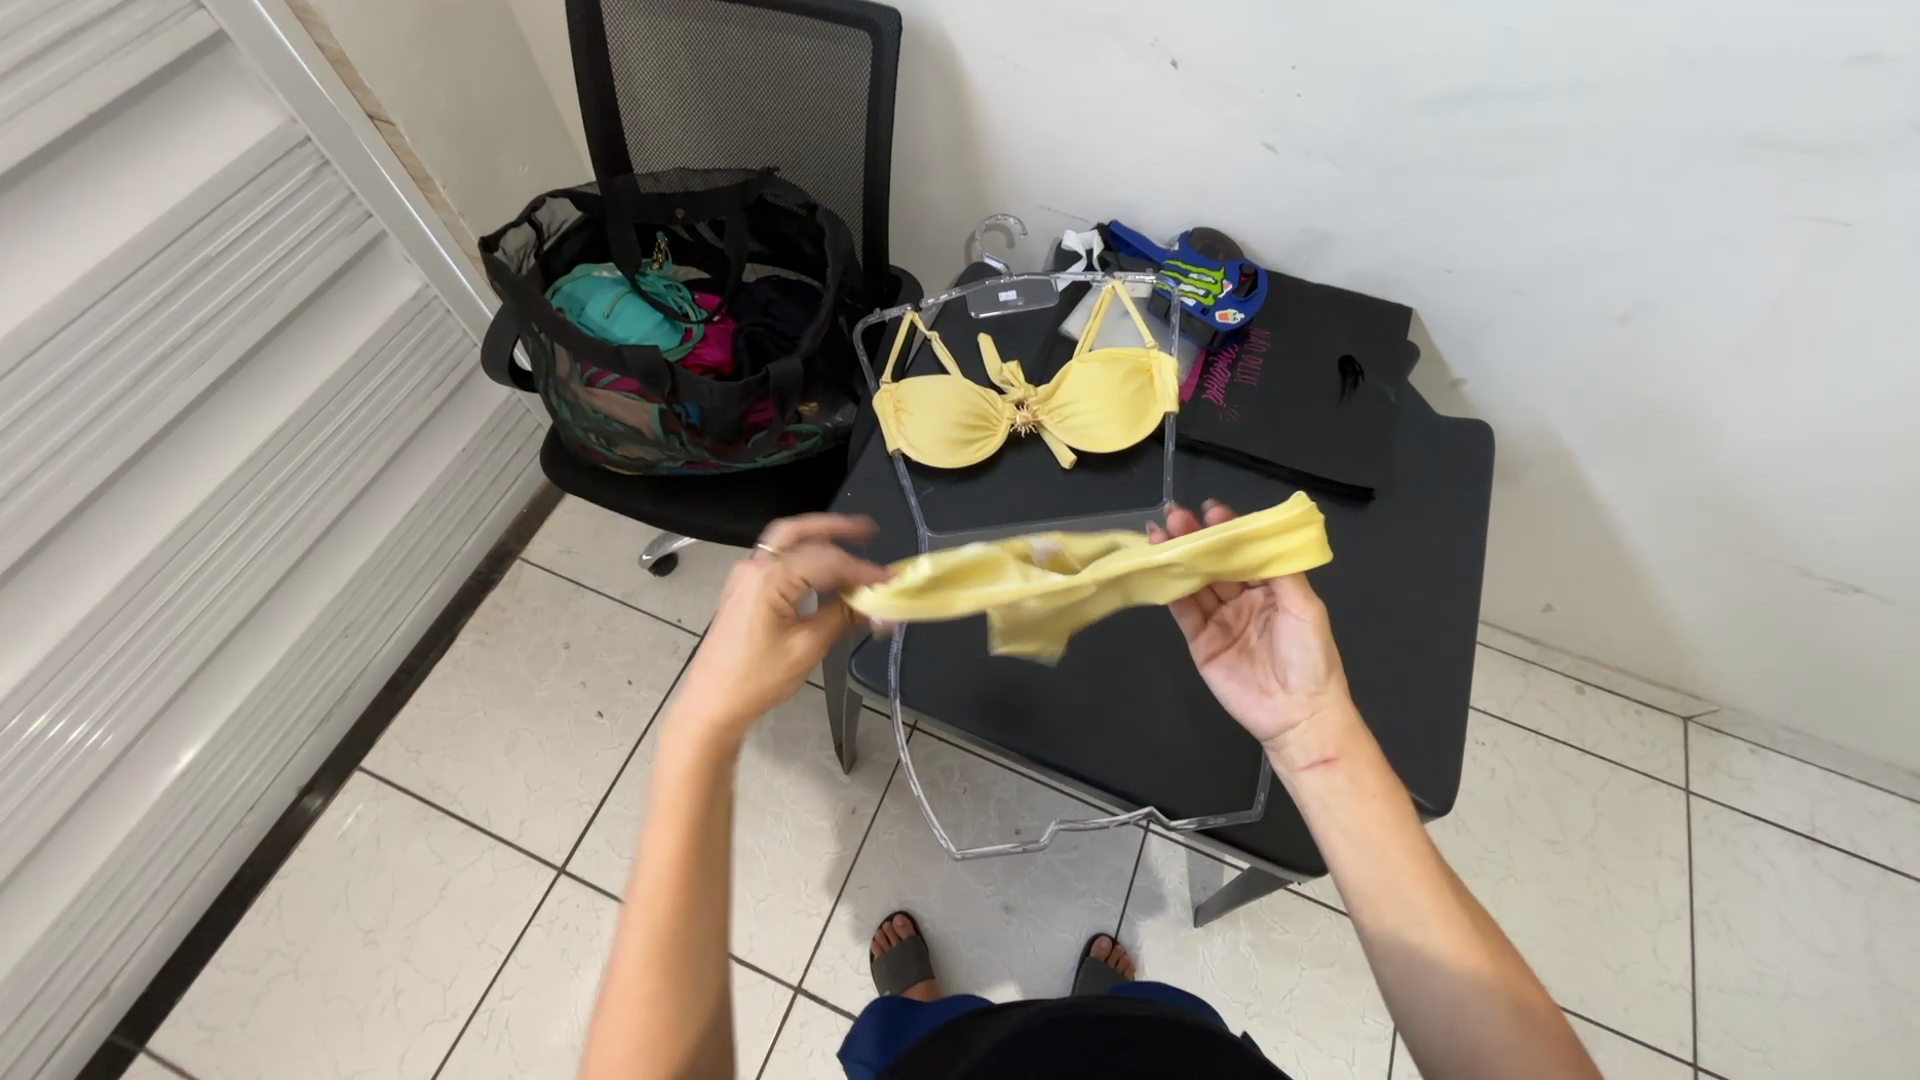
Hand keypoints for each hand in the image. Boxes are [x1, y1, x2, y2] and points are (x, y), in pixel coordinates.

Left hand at [670, 514, 890, 745]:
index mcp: (768, 578)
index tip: (890, 579)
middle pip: (799, 532)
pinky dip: (804, 555)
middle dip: (835, 528)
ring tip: (851, 543)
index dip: (862, 569)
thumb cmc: (756, 679)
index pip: (826, 561)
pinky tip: (823, 568)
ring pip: (786, 542)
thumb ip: (843, 617)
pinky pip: (777, 559)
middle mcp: (754, 567)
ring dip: (819, 539)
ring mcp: (746, 576)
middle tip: (867, 531)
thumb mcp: (807, 647)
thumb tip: (878, 608)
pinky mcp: (745, 588)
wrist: (712, 703)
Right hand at [1150, 499, 1353, 751]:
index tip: (1211, 509)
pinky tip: (1158, 566)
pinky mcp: (1200, 641)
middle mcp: (1242, 600)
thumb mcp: (1305, 608)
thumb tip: (1259, 536)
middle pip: (1215, 563)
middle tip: (1175, 514)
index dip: (1228, 530)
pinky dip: (1169, 589)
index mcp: (1271, 588)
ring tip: (1158, 532)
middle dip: (1196, 538)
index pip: (1245, 552)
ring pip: (1194, 582)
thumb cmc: (1311, 658)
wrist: (1298, 715)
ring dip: (1177, 557)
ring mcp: (1219, 620)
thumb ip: (1281, 571)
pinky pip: (1182, 611)